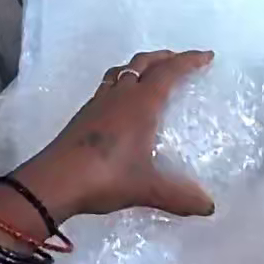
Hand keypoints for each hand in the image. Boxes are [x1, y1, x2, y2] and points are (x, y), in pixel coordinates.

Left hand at [11, 50, 216, 219]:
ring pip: (122, 71)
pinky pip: (107, 86)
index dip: (189, 61)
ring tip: (151, 74)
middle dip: (165, 57)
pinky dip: (121, 82)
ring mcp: (98, 103)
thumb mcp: (147, 188)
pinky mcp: (83, 115)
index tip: (206, 56)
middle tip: (181, 60)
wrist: (53, 181)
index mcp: (140, 104)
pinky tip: (122, 102)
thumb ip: (179, 196)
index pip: (169, 72)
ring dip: (140, 66)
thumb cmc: (105, 177)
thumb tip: (209, 207)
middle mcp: (120, 95)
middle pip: (143, 63)